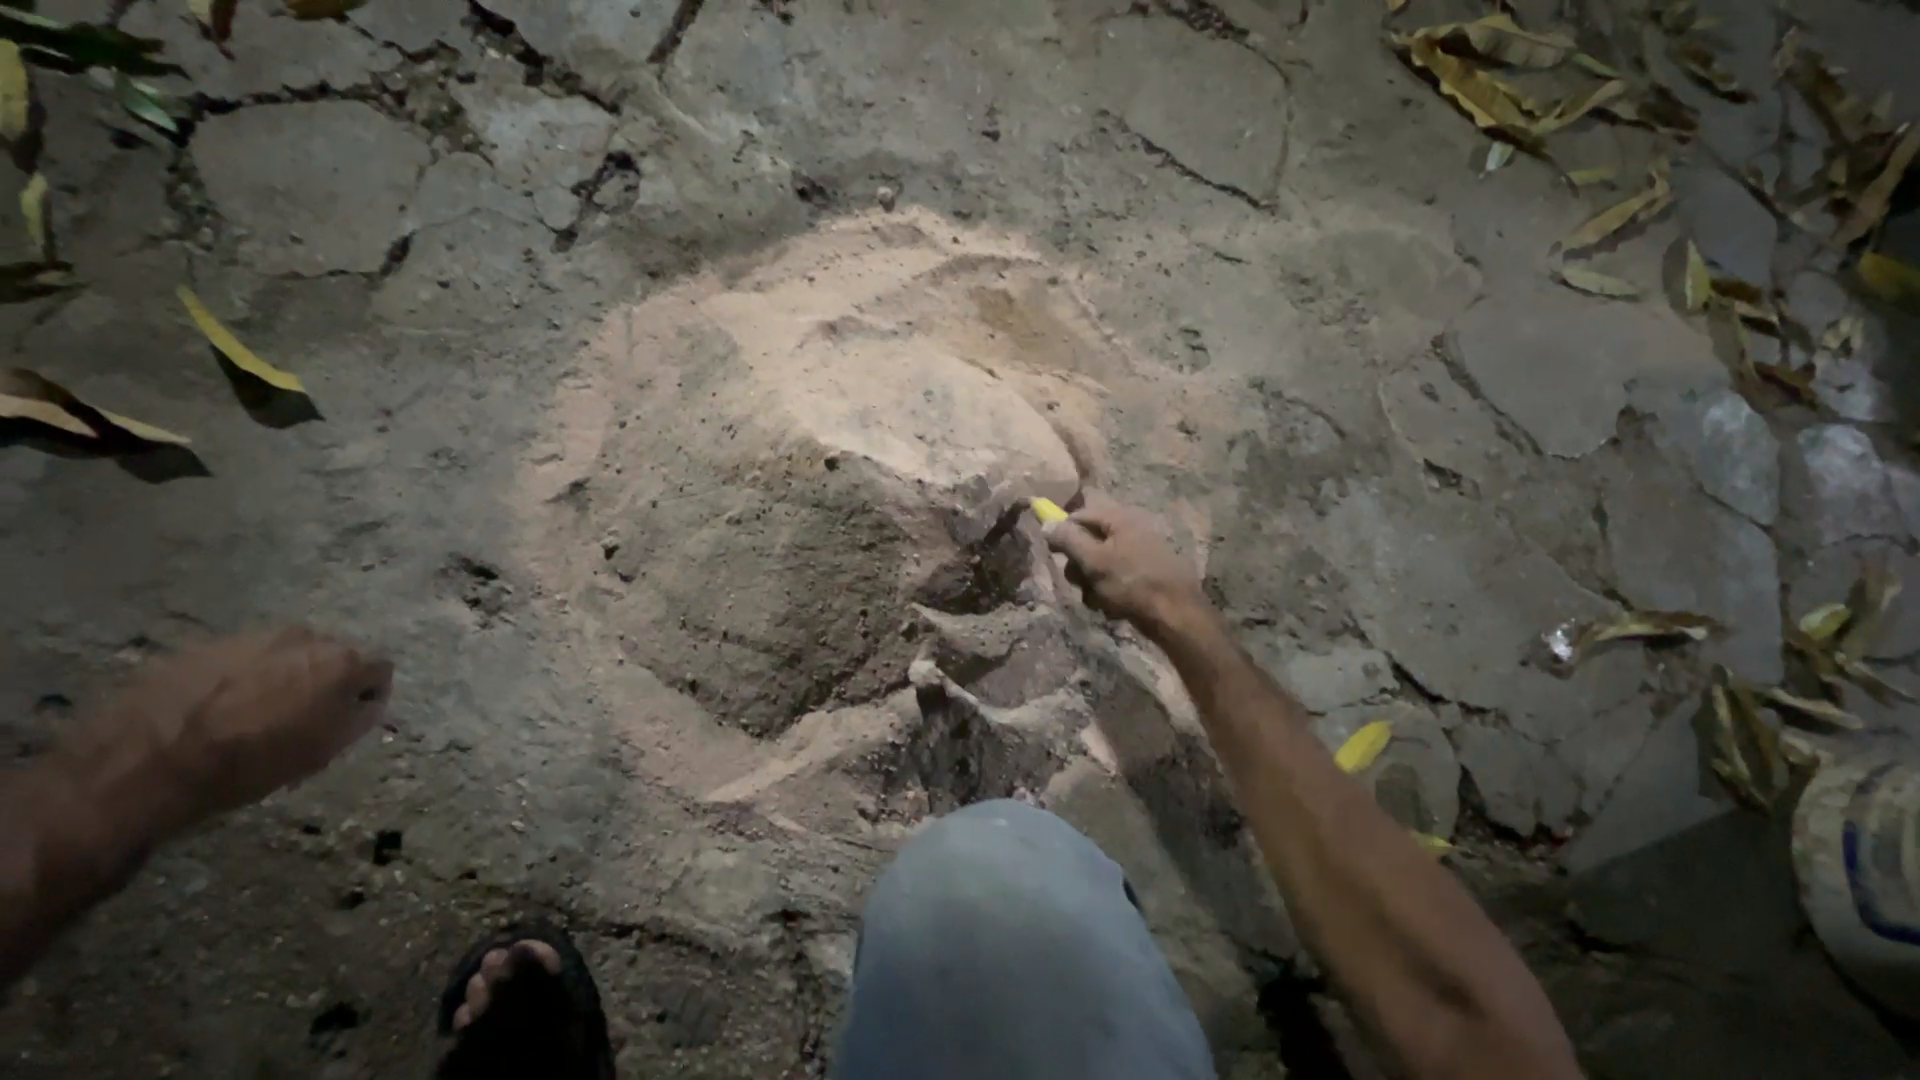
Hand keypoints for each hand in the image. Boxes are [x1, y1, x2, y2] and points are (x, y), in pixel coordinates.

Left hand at [79, 627, 392, 835]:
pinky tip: (216, 709)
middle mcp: (303, 636)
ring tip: (254, 711)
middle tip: (303, 714)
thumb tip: (367, 701)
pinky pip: (239, 659)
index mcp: (340, 661)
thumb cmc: (252, 762)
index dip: (369, 693)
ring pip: (284, 653)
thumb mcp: (323, 751)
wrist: (146, 764)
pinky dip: (239, 678)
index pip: (380, 667)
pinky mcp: (202, 645)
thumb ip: (360, 717)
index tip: (351, 716)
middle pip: (331, 654)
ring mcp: (249, 637)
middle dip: (325, 678)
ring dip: (282, 675)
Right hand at [1042, 492, 1206, 634]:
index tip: (1055, 556)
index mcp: (1121, 518)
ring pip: (1100, 564)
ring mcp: (1140, 553)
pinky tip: (1112, 607)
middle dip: (1079, 566)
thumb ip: (1068, 539)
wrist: (1175, 614)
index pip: (1080, 515)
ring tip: (1097, 600)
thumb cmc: (1131, 583)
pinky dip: (1109, 592)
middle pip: (1089, 541)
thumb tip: (1046, 523)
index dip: (1063, 534)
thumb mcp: (1094, 560)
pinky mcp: (1145, 574)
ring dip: (1092, 584)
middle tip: (1079, 582)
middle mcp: (1131, 530)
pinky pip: (1116, 578)